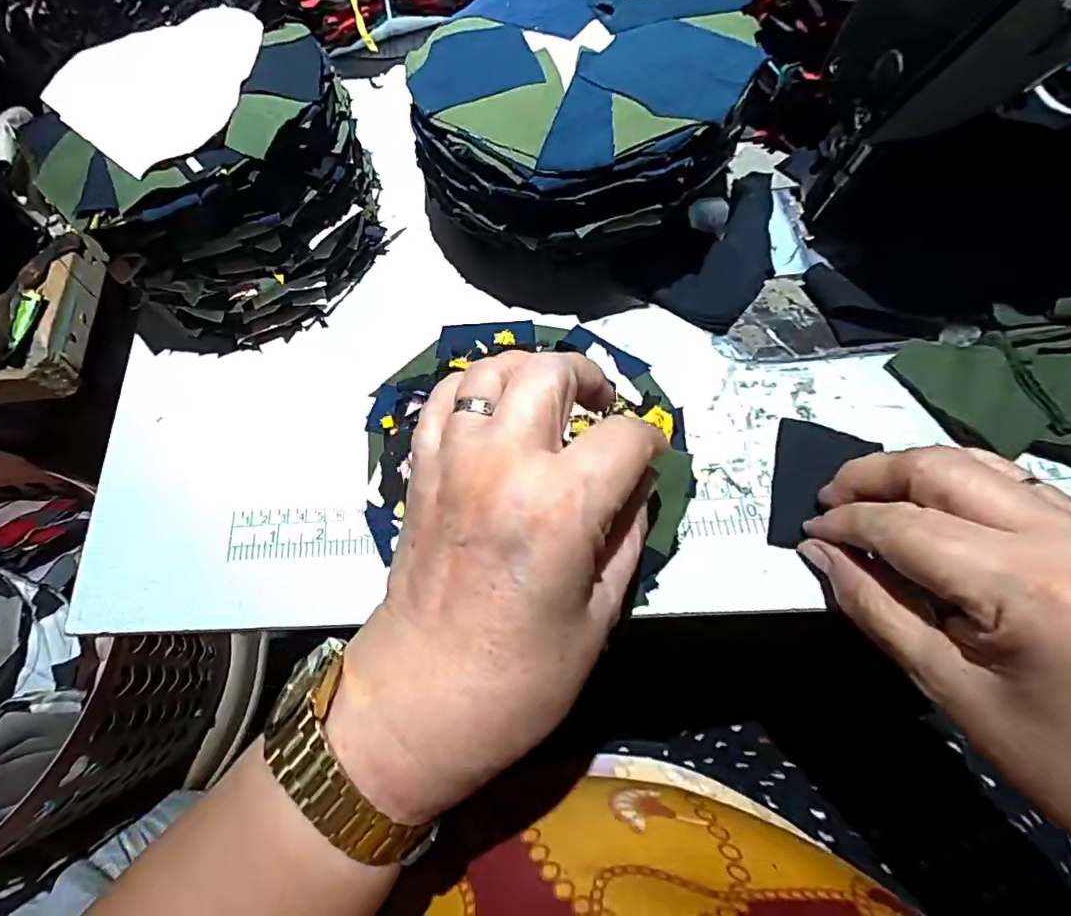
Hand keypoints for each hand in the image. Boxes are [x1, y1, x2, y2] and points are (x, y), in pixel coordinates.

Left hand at [324, 351, 664, 824]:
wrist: (418, 700)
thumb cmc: (520, 676)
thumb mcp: (600, 612)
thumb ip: (627, 532)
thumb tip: (637, 482)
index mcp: (559, 505)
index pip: (624, 437)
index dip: (650, 442)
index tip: (651, 456)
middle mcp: (503, 464)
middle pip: (551, 373)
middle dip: (590, 378)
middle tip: (603, 406)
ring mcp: (454, 460)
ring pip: (492, 370)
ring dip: (530, 372)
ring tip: (550, 397)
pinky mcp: (422, 470)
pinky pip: (444, 399)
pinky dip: (475, 388)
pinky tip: (496, 410)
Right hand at [797, 447, 1070, 915]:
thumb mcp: (961, 698)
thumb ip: (881, 613)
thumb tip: (824, 558)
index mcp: (1031, 588)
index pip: (908, 526)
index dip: (847, 524)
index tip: (809, 532)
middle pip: (945, 468)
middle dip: (874, 474)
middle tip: (830, 499)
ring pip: (986, 464)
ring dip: (919, 472)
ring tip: (873, 497)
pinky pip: (1025, 489)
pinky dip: (967, 488)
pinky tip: (940, 513)